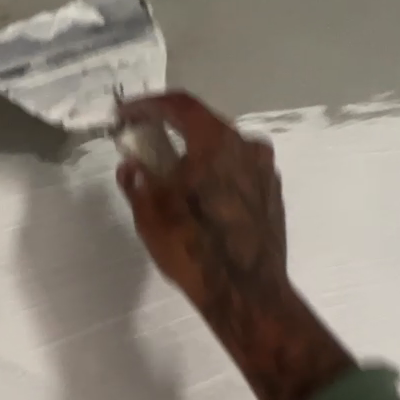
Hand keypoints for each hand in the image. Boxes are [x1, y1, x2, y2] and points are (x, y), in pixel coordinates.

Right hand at [113, 91, 355, 399]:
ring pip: (223, 153)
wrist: (247, 294)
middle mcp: (248, 146)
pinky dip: (214, 178)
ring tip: (173, 182)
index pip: (179, 106)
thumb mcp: (151, 218)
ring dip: (196, 159)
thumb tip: (131, 165)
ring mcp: (265, 171)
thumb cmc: (195, 251)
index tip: (126, 113)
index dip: (147, 105)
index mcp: (217, 142)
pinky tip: (200, 203)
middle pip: (204, 128)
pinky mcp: (273, 196)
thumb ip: (138, 183)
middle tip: (147, 150)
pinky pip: (237, 175)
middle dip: (172, 135)